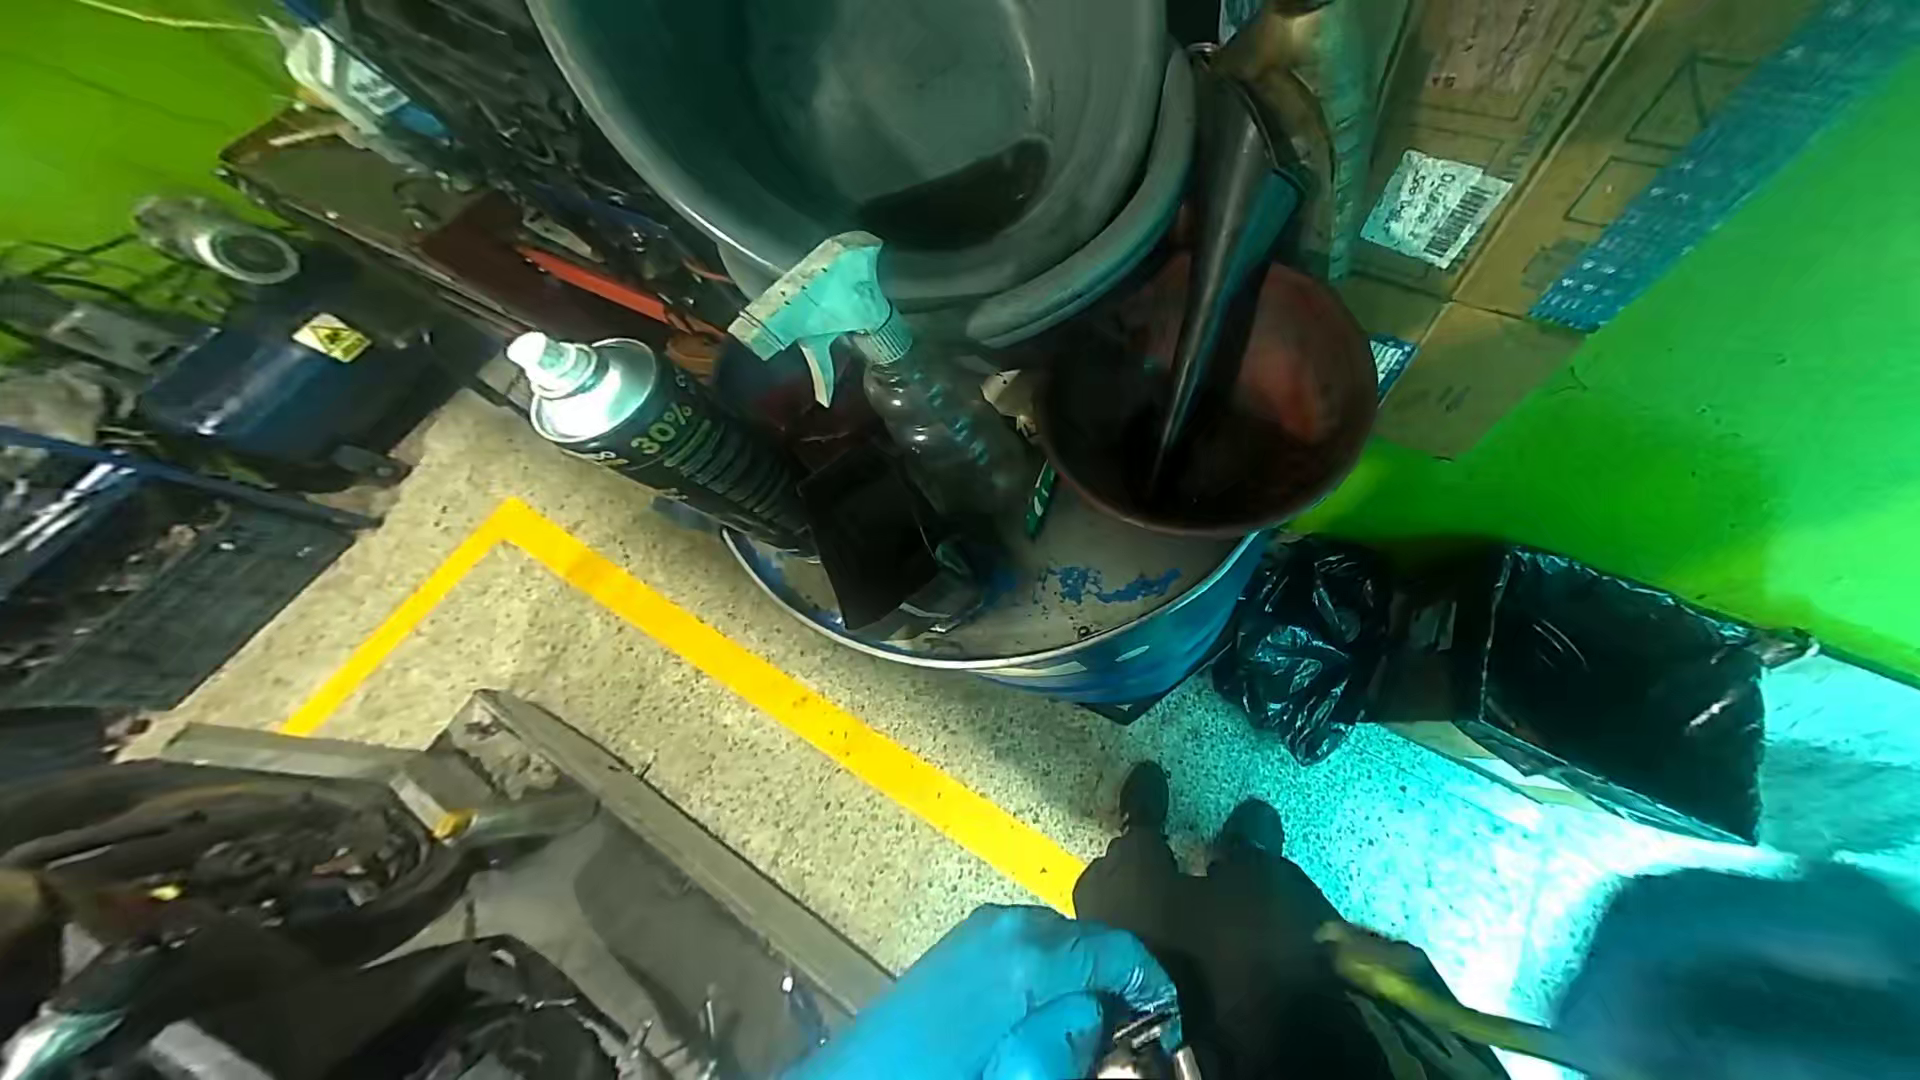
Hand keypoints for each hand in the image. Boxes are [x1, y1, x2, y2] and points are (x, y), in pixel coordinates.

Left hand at [786, 904, 1178, 1079]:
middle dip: (1116, 978)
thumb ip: (1070, 1041)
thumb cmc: (947, 1078)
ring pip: (1058, 936)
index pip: (1114, 947)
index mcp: (1028, 955)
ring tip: (1092, 1021)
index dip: (1150, 982)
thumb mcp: (1021, 1074)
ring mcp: (984, 924)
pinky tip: (1046, 1006)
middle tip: (1131, 1030)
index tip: (1169, 1023)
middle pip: (1087, 937)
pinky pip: (1027, 940)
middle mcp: (1009, 922)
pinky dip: (1050, 966)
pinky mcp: (968, 937)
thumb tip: (1103, 1012)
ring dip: (1083, 971)